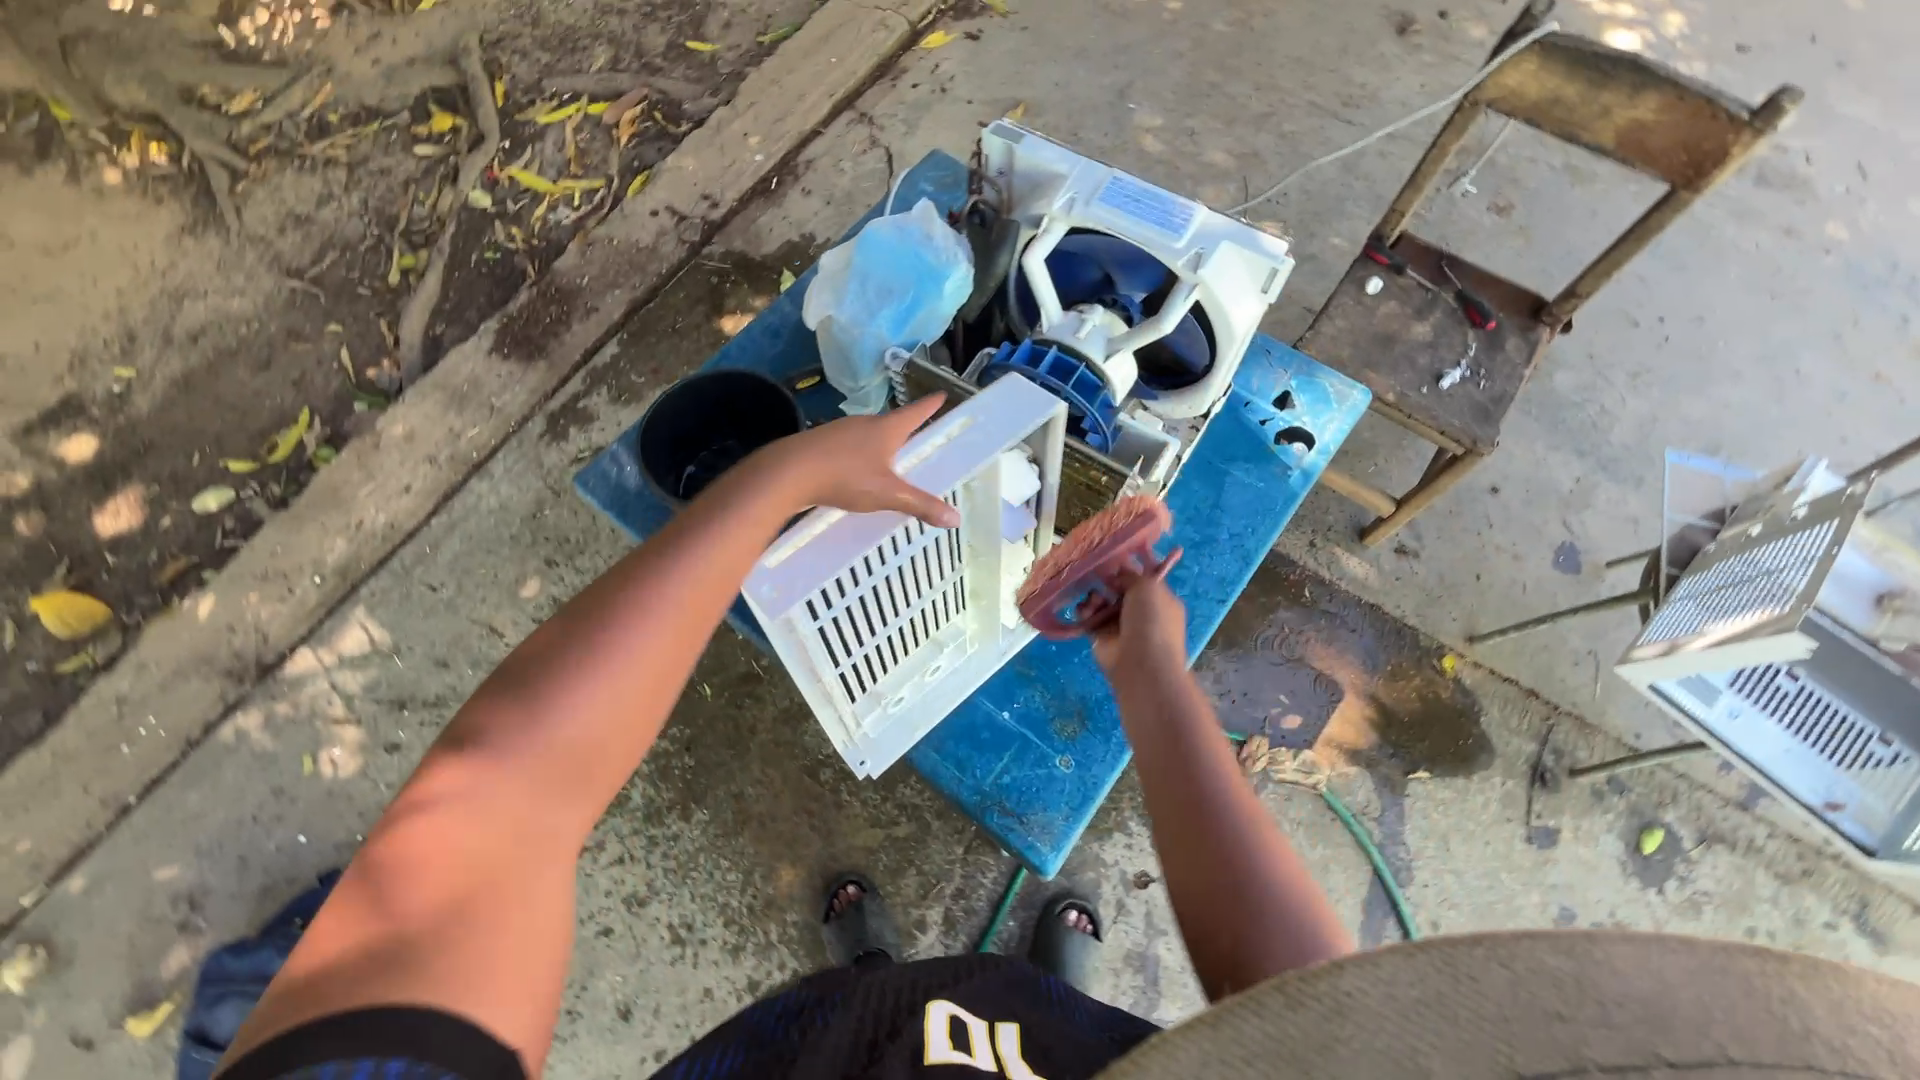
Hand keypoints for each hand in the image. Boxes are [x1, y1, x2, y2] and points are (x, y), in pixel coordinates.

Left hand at [770, 393, 959, 526]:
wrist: (787, 473)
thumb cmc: (845, 476)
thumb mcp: (888, 494)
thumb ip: (920, 505)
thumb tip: (955, 518)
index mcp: (886, 429)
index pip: (916, 411)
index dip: (931, 404)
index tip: (943, 393)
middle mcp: (864, 423)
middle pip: (891, 422)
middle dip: (904, 429)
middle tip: (918, 435)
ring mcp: (839, 431)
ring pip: (867, 435)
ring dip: (878, 444)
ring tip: (888, 458)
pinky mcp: (820, 444)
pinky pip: (847, 447)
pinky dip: (857, 456)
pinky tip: (854, 472)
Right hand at [1090, 569, 1187, 679]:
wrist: (1141, 663)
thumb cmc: (1152, 620)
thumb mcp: (1148, 586)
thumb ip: (1131, 575)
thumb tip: (1117, 576)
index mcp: (1160, 599)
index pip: (1142, 579)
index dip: (1127, 568)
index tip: (1110, 559)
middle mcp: (1141, 611)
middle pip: (1118, 589)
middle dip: (1106, 581)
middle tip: (1095, 576)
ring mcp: (1121, 625)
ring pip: (1102, 602)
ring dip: (1094, 596)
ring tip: (1093, 600)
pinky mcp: (1101, 636)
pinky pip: (1089, 618)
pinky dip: (1084, 612)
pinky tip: (1084, 611)